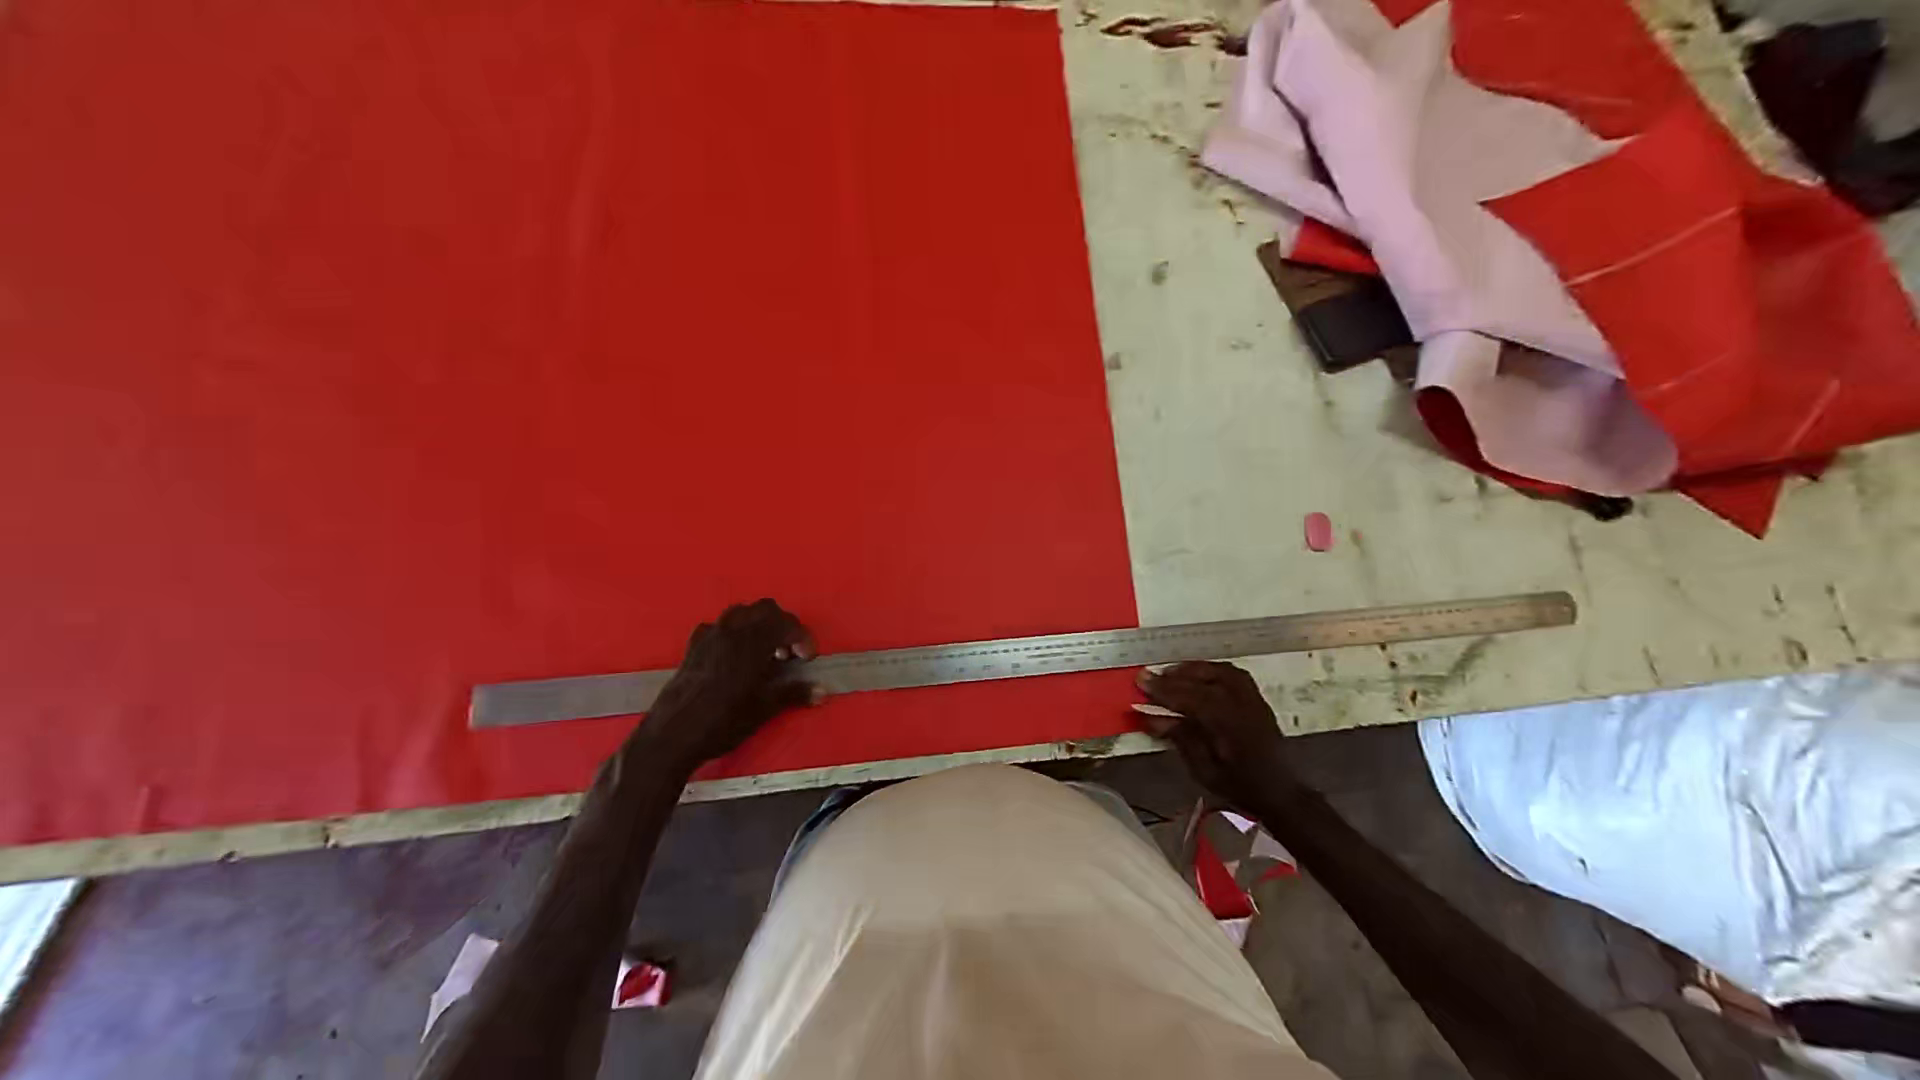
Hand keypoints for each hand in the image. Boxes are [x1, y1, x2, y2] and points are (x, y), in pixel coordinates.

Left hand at [638, 599, 819, 772]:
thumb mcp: (763, 709)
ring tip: (764, 652)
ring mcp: (709, 636)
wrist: (672, 736)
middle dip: (783, 626)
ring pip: (740, 612)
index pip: (786, 624)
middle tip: (788, 653)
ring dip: (758, 625)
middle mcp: (731, 631)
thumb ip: (794, 694)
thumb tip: (822, 691)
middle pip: (765, 609)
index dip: (803, 638)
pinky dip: (733, 633)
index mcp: (752, 642)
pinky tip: (733, 655)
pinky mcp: (693, 647)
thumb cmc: (722, 722)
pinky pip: (718, 626)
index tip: (808, 659)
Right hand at [1133, 661, 1293, 811]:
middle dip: (1172, 677)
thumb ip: (1180, 740)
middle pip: (1202, 681)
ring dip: (1193, 669)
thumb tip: (1151, 718)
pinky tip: (1200, 674)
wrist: (1281, 792)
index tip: (1140, 682)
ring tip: (1171, 672)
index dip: (1162, 689)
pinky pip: (1234, 674)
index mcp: (1227, 724)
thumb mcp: (1204, 771)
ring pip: (1219, 671)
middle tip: (1148, 676)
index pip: (1188, 697)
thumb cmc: (1240, 786)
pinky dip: (1213, 669)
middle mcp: (1241, 704)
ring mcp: (1252, 699)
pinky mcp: (1257, 699)